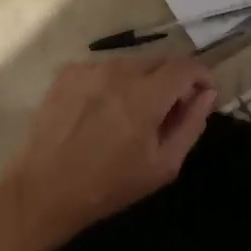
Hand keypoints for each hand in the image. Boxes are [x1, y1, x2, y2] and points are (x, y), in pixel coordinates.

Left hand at [0, 57, 217, 245]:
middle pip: (159, 61)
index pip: (186, 66)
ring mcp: (89, 69)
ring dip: (141, 82)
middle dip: (172, 80)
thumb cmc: (108, 185)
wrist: (44, 189)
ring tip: (130, 116)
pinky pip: (103, 69)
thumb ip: (190, 125)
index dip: (202, 77)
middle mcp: (117, 71)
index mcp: (145, 95)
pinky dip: (112, 83)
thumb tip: (206, 95)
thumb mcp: (162, 166)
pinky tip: (101, 112)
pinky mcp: (67, 73)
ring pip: (130, 64)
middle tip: (168, 112)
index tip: (204, 95)